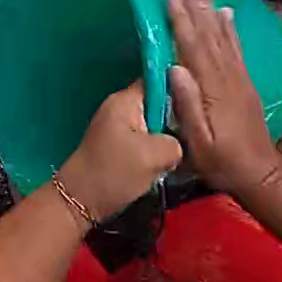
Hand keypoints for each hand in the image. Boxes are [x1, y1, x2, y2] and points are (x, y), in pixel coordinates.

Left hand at [55, 81, 182, 220]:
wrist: (81, 200)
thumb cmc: (115, 171)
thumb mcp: (155, 154)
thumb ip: (175, 142)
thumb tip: (177, 145)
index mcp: (124, 101)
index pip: (157, 81)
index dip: (180, 88)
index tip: (200, 104)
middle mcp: (119, 108)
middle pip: (158, 105)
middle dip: (175, 120)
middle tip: (195, 135)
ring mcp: (118, 128)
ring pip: (154, 126)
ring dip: (166, 140)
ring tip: (182, 152)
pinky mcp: (118, 147)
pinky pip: (145, 142)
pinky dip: (155, 152)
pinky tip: (166, 164)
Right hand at [167, 0, 281, 196]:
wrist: (260, 172)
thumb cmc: (221, 160)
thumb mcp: (198, 141)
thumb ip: (187, 105)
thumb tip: (174, 68)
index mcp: (212, 89)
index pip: (194, 47)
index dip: (182, 20)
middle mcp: (227, 76)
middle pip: (209, 34)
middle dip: (196, 5)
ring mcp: (238, 77)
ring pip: (223, 36)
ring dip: (211, 9)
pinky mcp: (244, 82)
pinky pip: (235, 48)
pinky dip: (229, 28)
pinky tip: (225, 13)